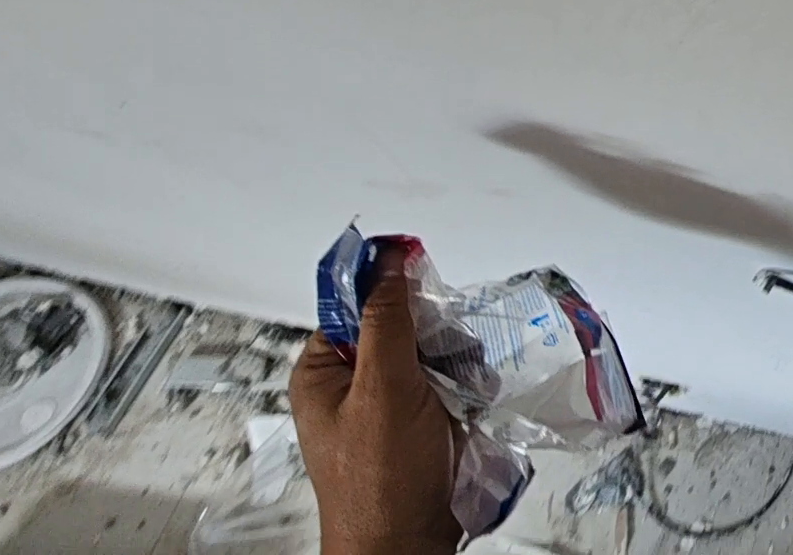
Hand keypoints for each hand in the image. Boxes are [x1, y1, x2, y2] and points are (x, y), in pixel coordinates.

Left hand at [290, 245, 462, 554]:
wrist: (409, 540)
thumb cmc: (380, 479)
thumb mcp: (384, 389)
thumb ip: (388, 322)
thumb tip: (387, 265)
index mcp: (324, 371)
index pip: (353, 302)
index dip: (387, 283)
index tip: (418, 269)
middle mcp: (354, 379)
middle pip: (402, 317)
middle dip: (433, 329)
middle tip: (440, 350)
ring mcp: (391, 393)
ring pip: (434, 340)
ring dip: (456, 353)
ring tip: (458, 381)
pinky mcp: (424, 407)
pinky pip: (452, 366)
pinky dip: (468, 374)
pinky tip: (468, 393)